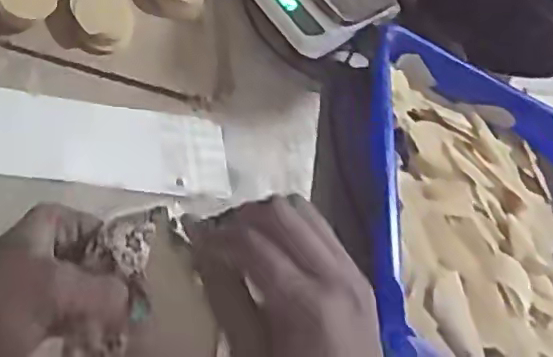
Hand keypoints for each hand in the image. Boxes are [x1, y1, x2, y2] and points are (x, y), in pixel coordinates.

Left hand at [0, 204, 131, 356]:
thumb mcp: (52, 288)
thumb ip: (100, 287)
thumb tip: (136, 297)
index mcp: (50, 225)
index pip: (104, 230)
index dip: (126, 255)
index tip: (145, 288)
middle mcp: (48, 250)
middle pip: (98, 268)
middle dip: (115, 295)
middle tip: (132, 321)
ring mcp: (40, 290)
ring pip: (87, 303)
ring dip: (101, 322)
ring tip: (113, 338)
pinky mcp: (32, 326)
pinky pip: (71, 328)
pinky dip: (83, 339)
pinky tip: (88, 347)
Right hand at [195, 196, 379, 356]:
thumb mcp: (252, 354)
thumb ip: (225, 299)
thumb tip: (199, 249)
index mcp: (308, 303)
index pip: (252, 241)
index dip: (216, 235)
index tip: (192, 236)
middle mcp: (336, 277)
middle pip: (280, 212)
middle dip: (242, 218)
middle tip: (217, 237)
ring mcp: (353, 274)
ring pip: (302, 210)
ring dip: (268, 217)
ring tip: (244, 240)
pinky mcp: (359, 278)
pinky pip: (321, 229)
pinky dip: (293, 228)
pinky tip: (274, 251)